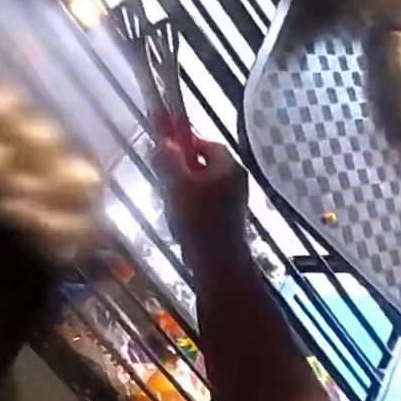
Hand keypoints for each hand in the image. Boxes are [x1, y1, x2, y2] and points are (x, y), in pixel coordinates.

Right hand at [156, 137, 248, 266]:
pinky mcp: (230, 217)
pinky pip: (209, 201)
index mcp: (227, 167)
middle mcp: (236, 179)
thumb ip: (170, 161)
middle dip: (184, 167)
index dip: (187, 143)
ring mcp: (235, 199)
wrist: (217, 260)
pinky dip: (194, 203)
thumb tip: (164, 141)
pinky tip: (180, 217)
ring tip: (170, 200)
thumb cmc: (197, 219)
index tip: (168, 150)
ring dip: (187, 187)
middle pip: (207, 164)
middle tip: (165, 176)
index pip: (208, 144)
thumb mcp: (178, 186)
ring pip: (206, 184)